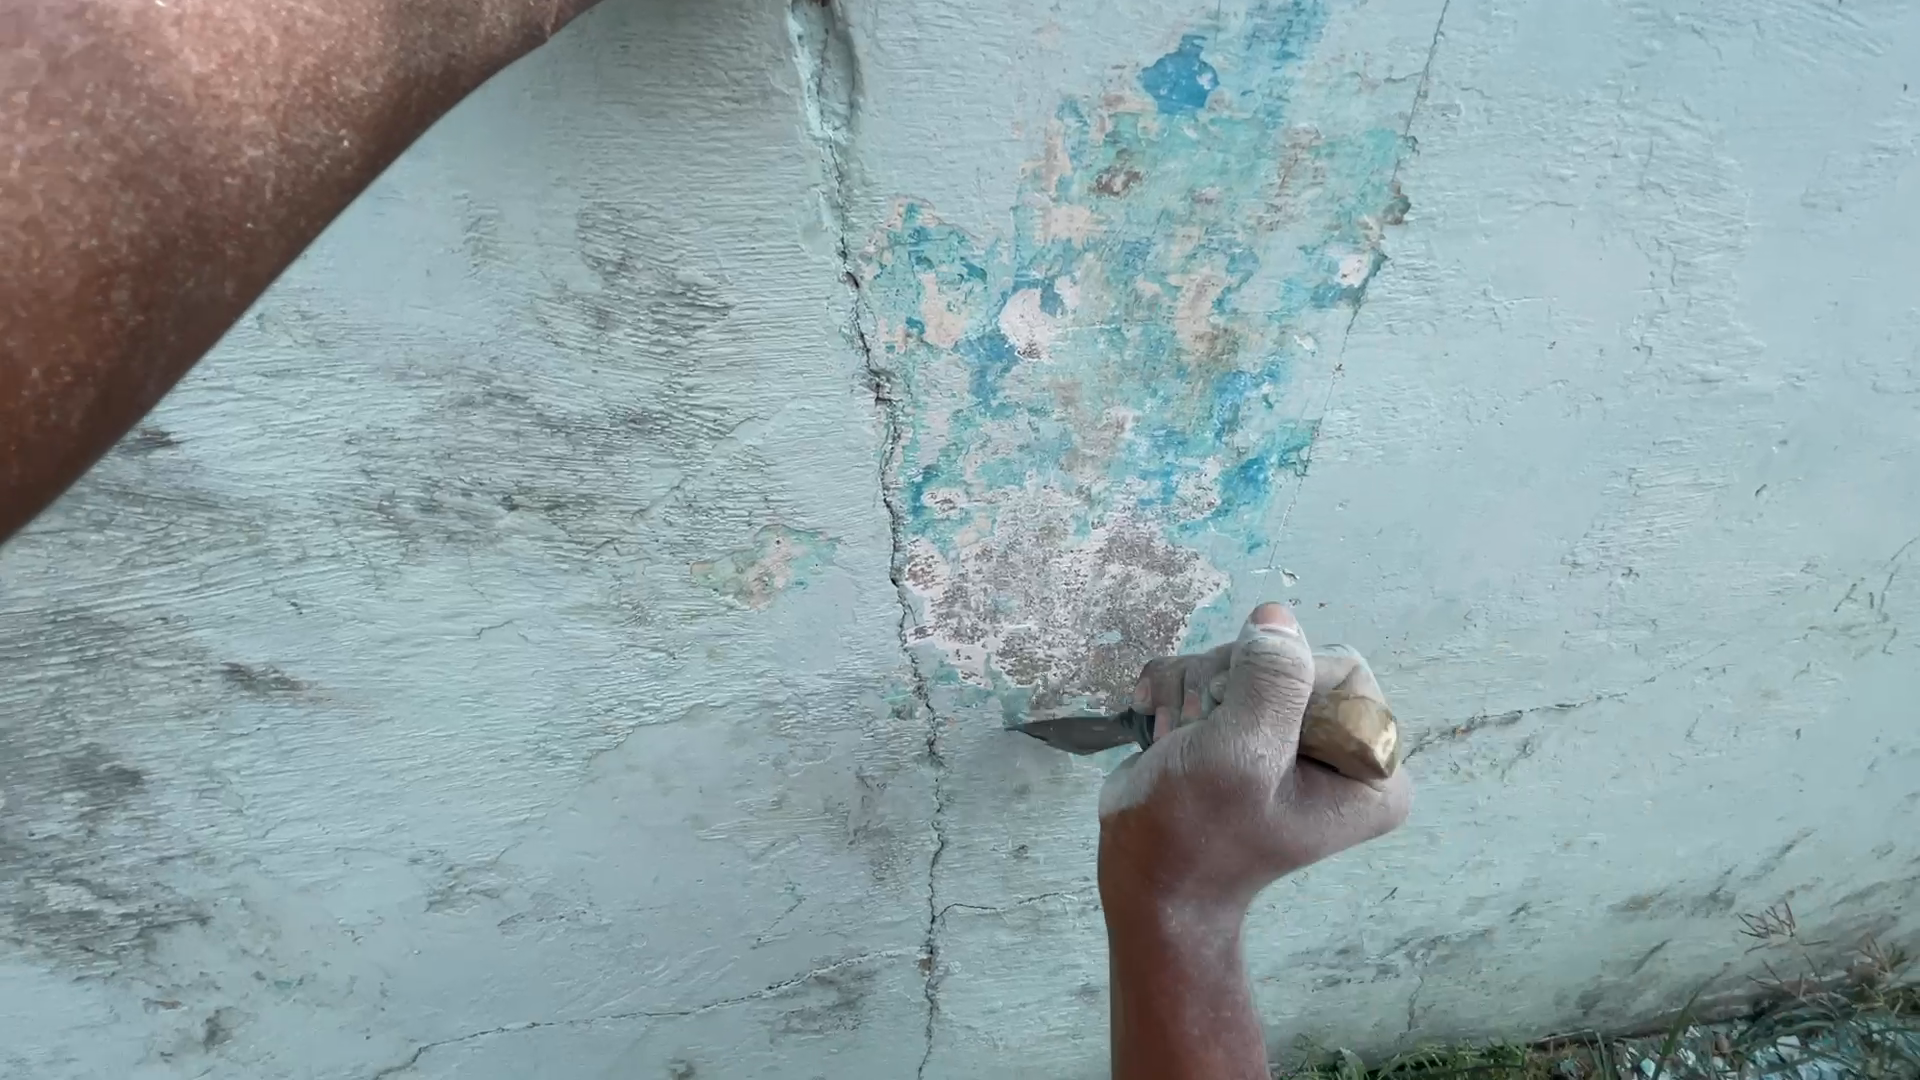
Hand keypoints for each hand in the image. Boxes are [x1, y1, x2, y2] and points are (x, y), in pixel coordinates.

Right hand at [1097, 602, 1411, 915]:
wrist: (1141, 875)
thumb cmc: (1196, 830)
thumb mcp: (1240, 756)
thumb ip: (1270, 682)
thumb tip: (1276, 616)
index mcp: (1368, 766)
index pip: (1339, 668)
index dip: (1279, 679)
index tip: (1237, 723)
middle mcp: (1333, 746)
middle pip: (1280, 658)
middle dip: (1224, 685)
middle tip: (1199, 733)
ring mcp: (1279, 734)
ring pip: (1235, 659)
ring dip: (1190, 690)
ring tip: (1175, 738)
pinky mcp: (1234, 726)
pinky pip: (1204, 672)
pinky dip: (1171, 691)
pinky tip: (1159, 727)